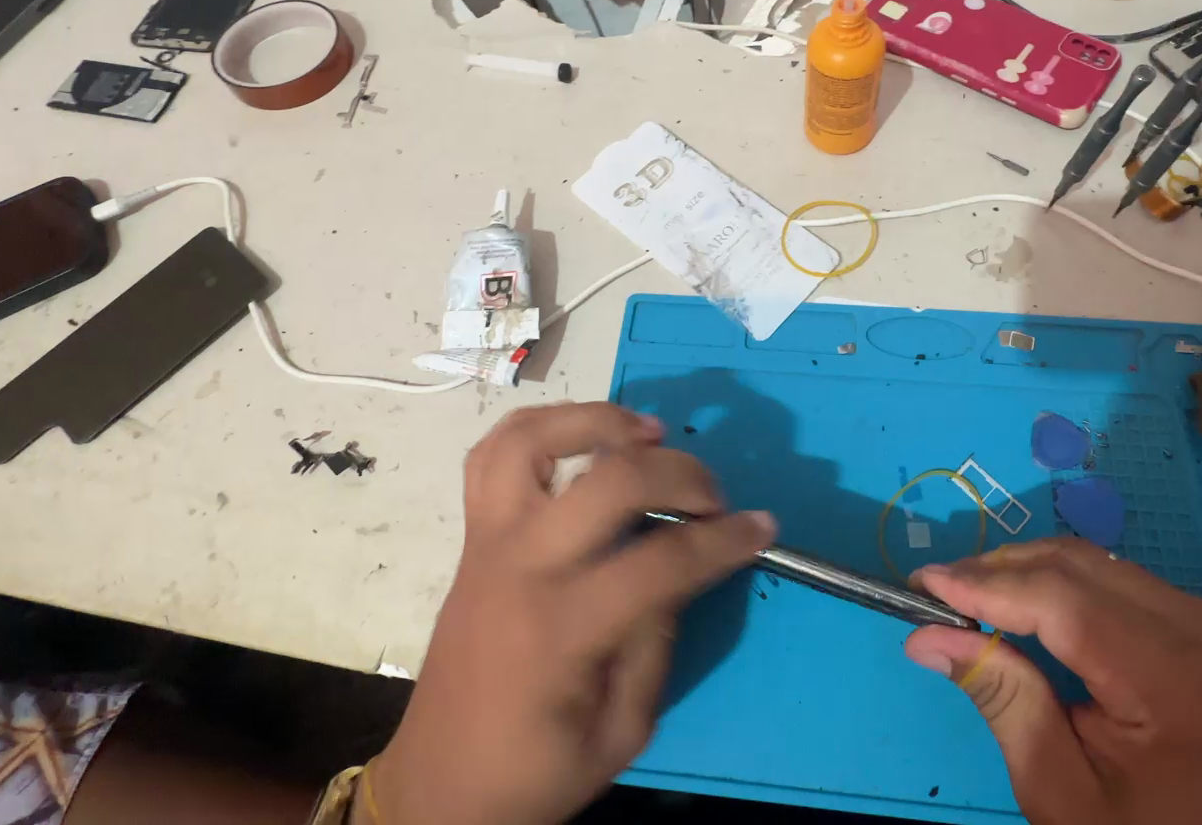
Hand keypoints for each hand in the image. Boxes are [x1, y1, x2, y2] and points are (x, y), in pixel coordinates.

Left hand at [377, 403, 775, 824]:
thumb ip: (659, 636)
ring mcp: (488, 541)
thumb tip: (687, 559)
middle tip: (711, 494)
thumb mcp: (624, 727)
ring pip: (532, 440)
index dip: (724, 539)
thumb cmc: (537, 767)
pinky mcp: (473, 534)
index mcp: (561, 631)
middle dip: (679, 473)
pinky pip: (492, 454)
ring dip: (597, 420)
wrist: (440, 782)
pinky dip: (540, 427)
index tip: (762, 526)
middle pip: (609, 481)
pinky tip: (582, 435)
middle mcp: (520, 568)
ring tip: (645, 432)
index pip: (661, 561)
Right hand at [904, 540, 1201, 824]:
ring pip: (1092, 564)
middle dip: (997, 571)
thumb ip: (1000, 697)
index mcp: (1176, 677)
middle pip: (1075, 566)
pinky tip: (1020, 605)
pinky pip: (1115, 582)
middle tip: (936, 593)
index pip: (1061, 598)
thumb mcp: (1061, 791)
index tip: (921, 583)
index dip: (984, 584)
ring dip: (1024, 572)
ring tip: (967, 598)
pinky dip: (1059, 585)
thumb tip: (925, 635)